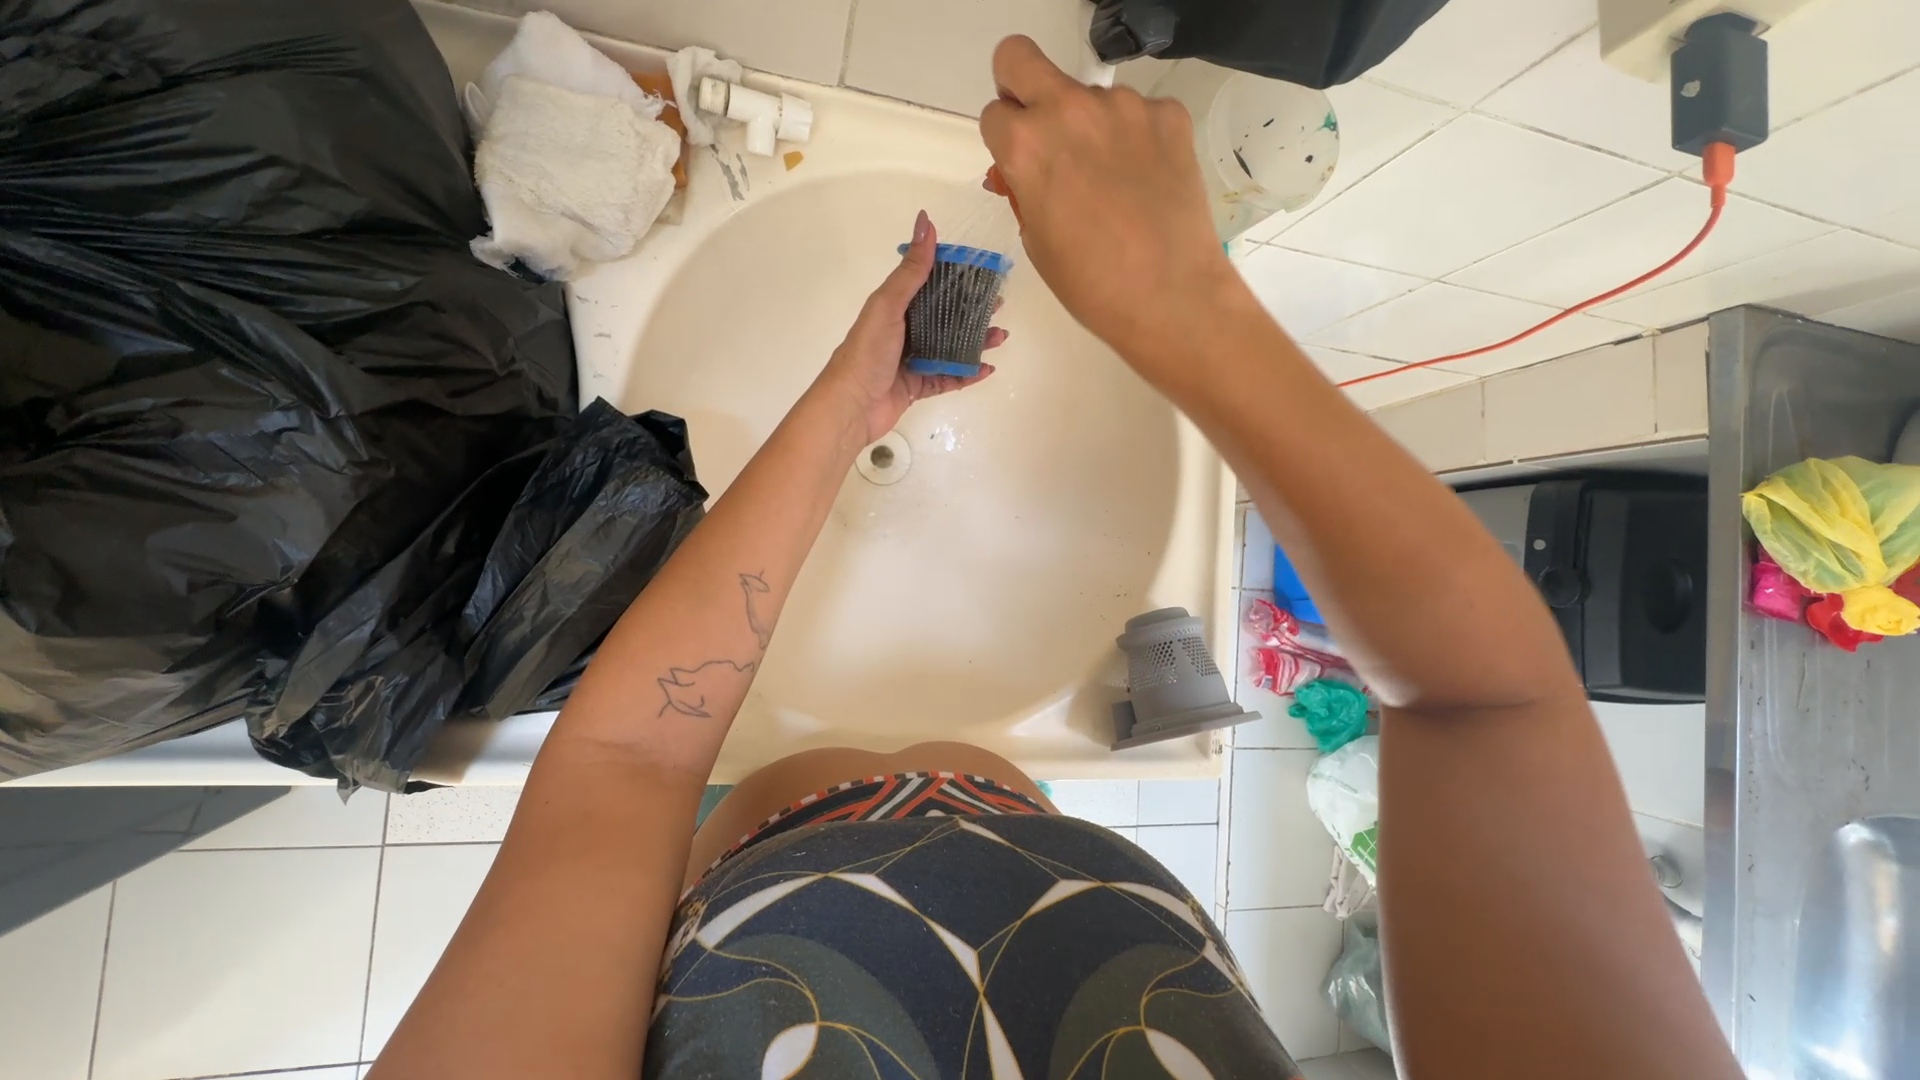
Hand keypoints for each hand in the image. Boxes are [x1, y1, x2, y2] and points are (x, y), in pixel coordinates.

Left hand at [819, 210, 1006, 444]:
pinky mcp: (917, 387)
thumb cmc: (866, 351)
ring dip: (976, 342)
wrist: (851, 404)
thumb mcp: (889, 304)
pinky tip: (986, 369)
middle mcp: (905, 331)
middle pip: (945, 317)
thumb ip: (912, 269)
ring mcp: (912, 360)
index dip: (957, 278)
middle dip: (973, 312)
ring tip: (999, 337)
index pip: (930, 285)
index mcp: (896, 307)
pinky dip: (967, 374)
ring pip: (951, 348)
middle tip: (999, 307)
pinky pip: (948, 377)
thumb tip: (926, 221)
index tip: (984, 274)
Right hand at [979, 36, 1231, 376]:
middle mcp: (1070, 110)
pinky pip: (1137, 113)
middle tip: (1040, 130)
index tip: (1017, 164)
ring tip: (1110, 184)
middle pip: (1020, 57)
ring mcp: (1124, 107)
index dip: (1003, 141)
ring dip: (1088, 125)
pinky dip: (1134, 139)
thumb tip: (1028, 169)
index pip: (994, 112)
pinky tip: (1143, 183)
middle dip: (1019, 87)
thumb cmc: (1093, 283)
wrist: (1169, 295)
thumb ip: (1025, 188)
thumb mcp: (1036, 240)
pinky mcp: (1167, 115)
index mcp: (1026, 147)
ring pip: (1087, 95)